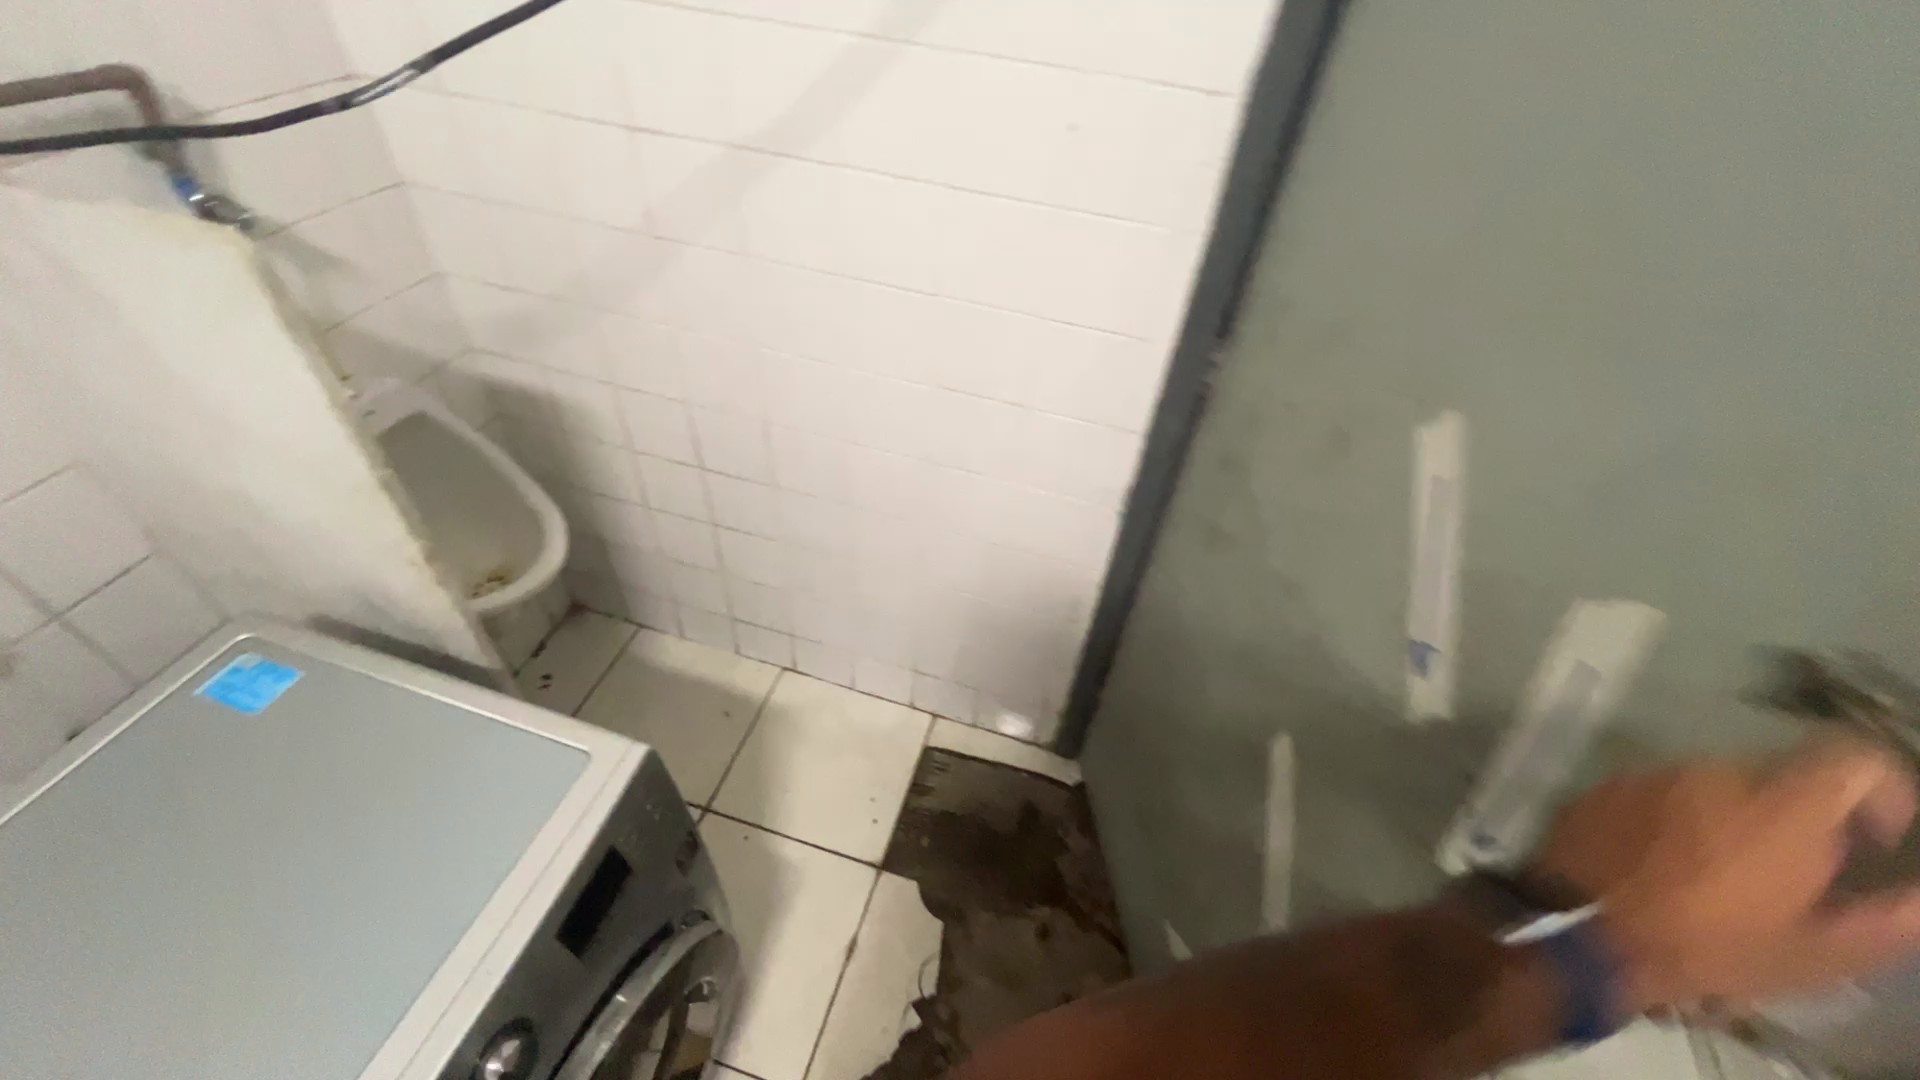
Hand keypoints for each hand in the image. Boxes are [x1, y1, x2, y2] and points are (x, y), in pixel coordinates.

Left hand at [1531, 735, 1919, 1013]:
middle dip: (1800, 816)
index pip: (1850, 756)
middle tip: (1798, 872)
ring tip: (1726, 874)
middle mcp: (1712, 771)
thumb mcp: (1817, 951)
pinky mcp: (1602, 785)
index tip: (1876, 838)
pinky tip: (1666, 862)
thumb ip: (1888, 918)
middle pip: (1779, 775)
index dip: (1879, 791)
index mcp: (1779, 803)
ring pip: (1714, 783)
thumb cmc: (1706, 946)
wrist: (1580, 929)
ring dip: (1735, 817)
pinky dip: (1676, 816)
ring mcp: (1648, 773)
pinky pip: (1658, 791)